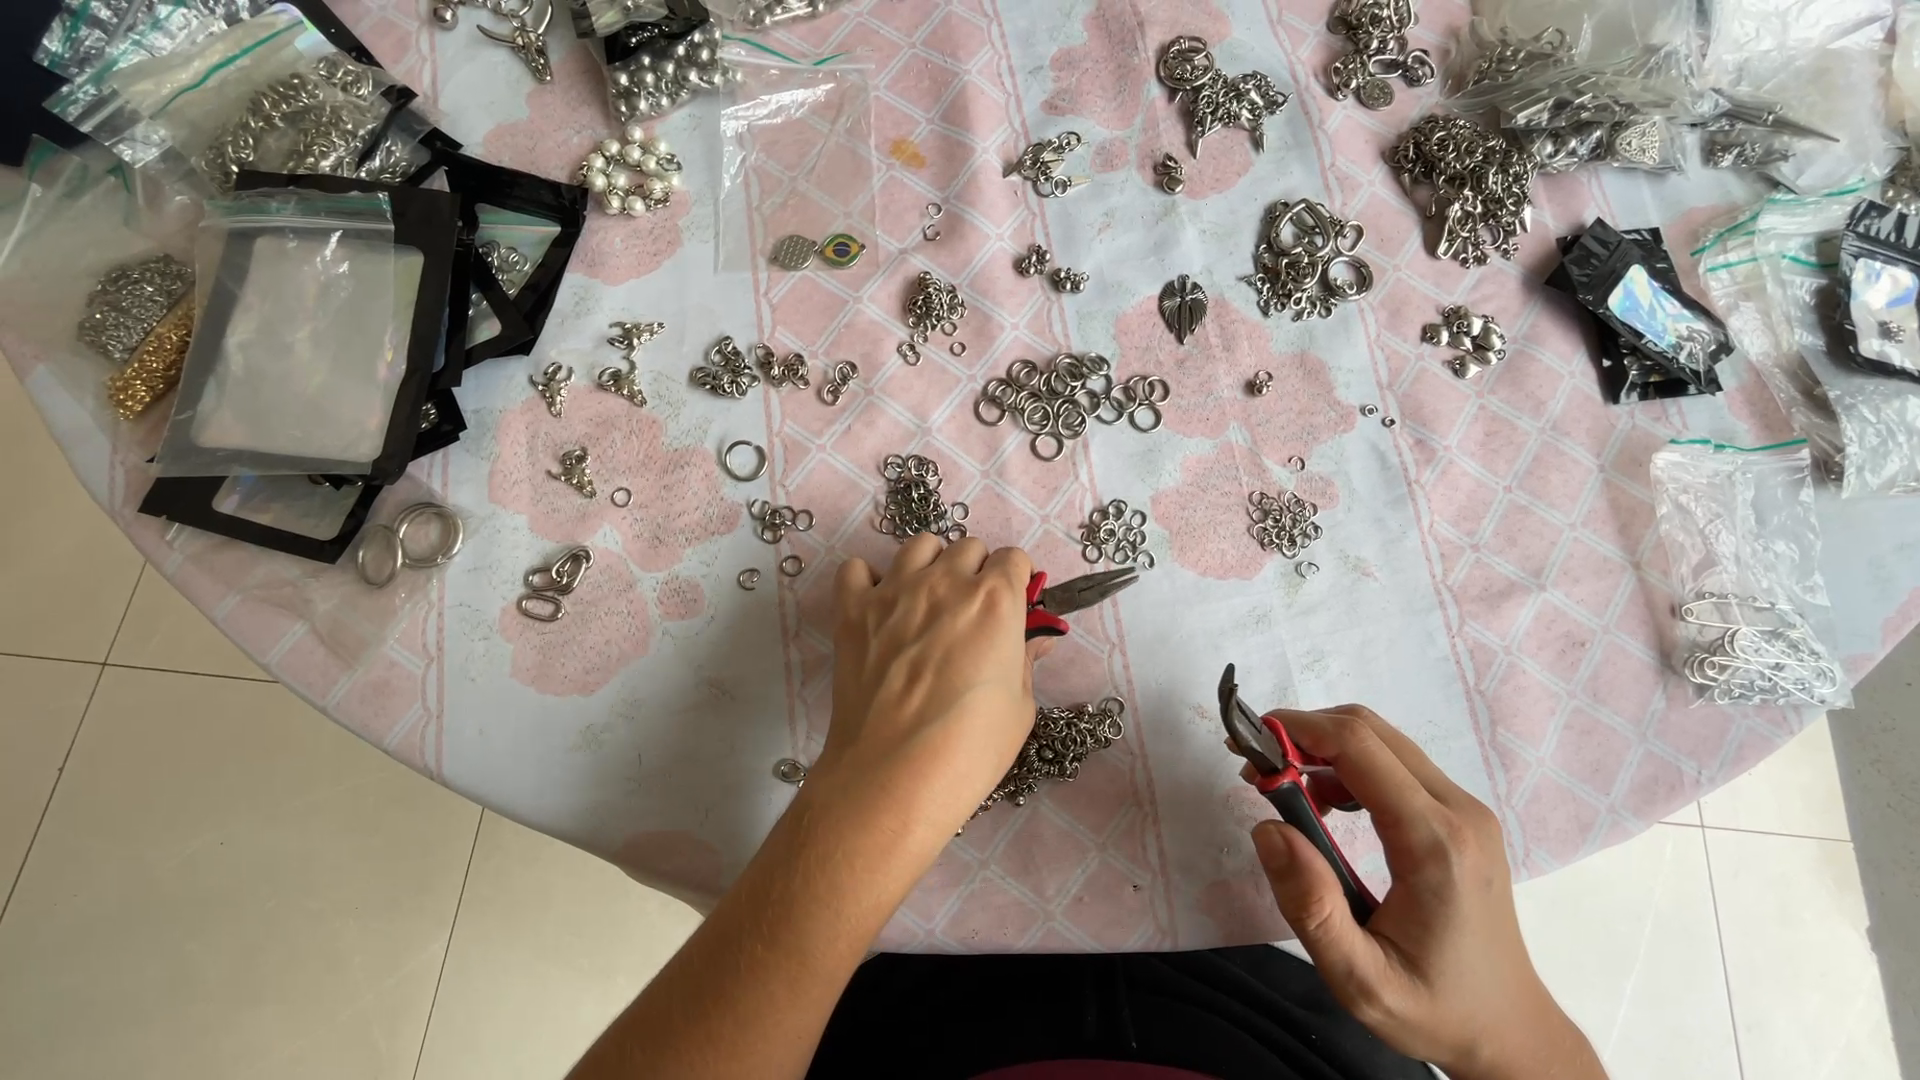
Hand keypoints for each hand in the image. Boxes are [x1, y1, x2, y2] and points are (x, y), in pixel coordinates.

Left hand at [810, 535, 1044, 841]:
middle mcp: (946, 582)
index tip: (1011, 607)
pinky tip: (879, 607)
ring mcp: (894, 591)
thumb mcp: (1020, 708)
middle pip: (968, 548)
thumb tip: (1034, 640)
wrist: (894, 776)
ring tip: (928, 600)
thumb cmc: (970, 749)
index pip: (1013, 559)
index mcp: (995, 601)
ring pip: (918, 545)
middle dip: (976, 572)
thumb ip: (1025, 661)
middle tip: (971, 612)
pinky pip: (856, 568)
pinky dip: (869, 580)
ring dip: (931, 565)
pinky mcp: (853, 610)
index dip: (1015, 582)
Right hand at [1248, 706, 1604, 1079]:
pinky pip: (1395, 763)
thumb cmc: (1435, 1011)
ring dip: (1323, 747)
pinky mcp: (1460, 816)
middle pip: (1369, 729)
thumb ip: (1311, 907)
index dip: (1296, 731)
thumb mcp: (1361, 981)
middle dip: (1302, 733)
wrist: (1510, 1032)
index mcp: (1434, 842)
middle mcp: (1458, 810)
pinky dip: (1347, 764)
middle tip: (1257, 770)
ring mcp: (1465, 809)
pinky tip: (1326, 806)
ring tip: (1284, 790)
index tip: (1247, 747)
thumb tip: (1268, 828)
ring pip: (1381, 740)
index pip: (1358, 745)